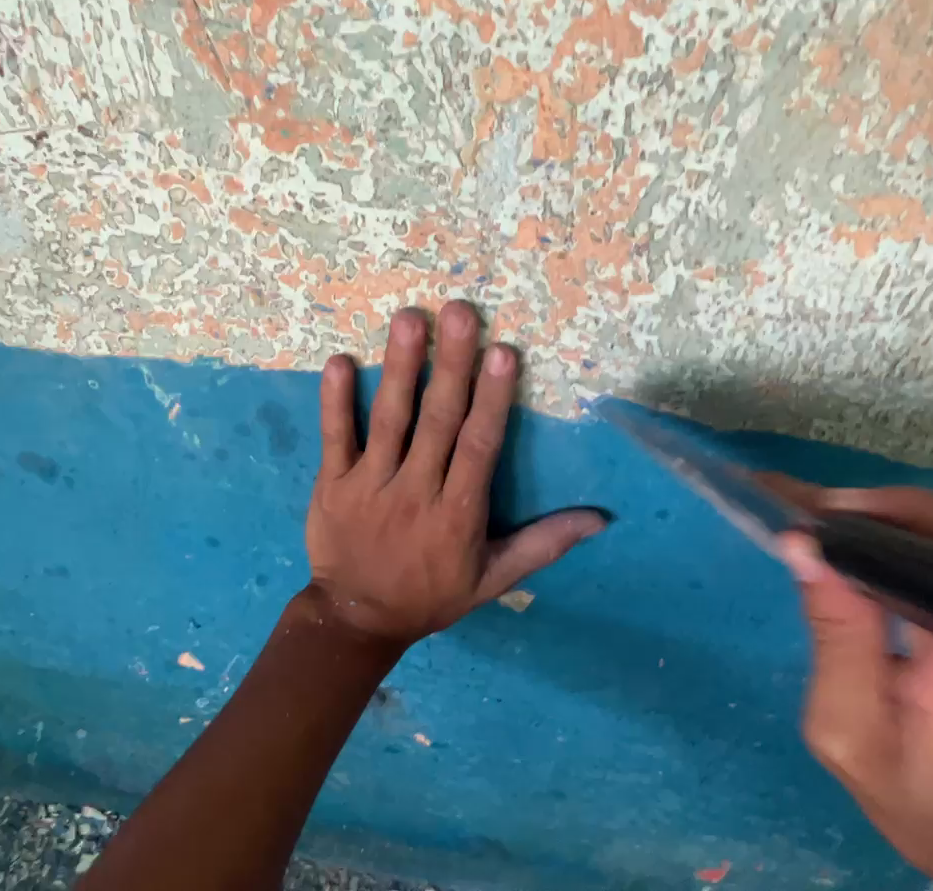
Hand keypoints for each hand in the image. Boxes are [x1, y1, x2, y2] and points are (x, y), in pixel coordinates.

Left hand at [304, 301, 606, 645]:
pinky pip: (334, 437)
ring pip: (388, 420)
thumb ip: (543, 544)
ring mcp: (369, 485)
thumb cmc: (431, 594)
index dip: (492, 399)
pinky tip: (339, 361)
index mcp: (457, 513)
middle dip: (450, 365)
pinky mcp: (331, 484)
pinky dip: (335, 401)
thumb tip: (600, 518)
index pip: (479, 447)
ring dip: (398, 368)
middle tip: (459, 312)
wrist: (357, 619)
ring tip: (408, 319)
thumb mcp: (493, 579)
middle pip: (436, 421)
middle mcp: (415, 491)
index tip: (502, 352)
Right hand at [769, 482, 932, 890]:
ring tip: (809, 534)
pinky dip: (900, 539)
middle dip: (854, 515)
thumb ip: (835, 639)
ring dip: (873, 523)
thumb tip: (800, 544)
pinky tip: (855, 554)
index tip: (782, 511)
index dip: (854, 521)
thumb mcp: (854, 737)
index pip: (927, 550)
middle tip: (784, 519)